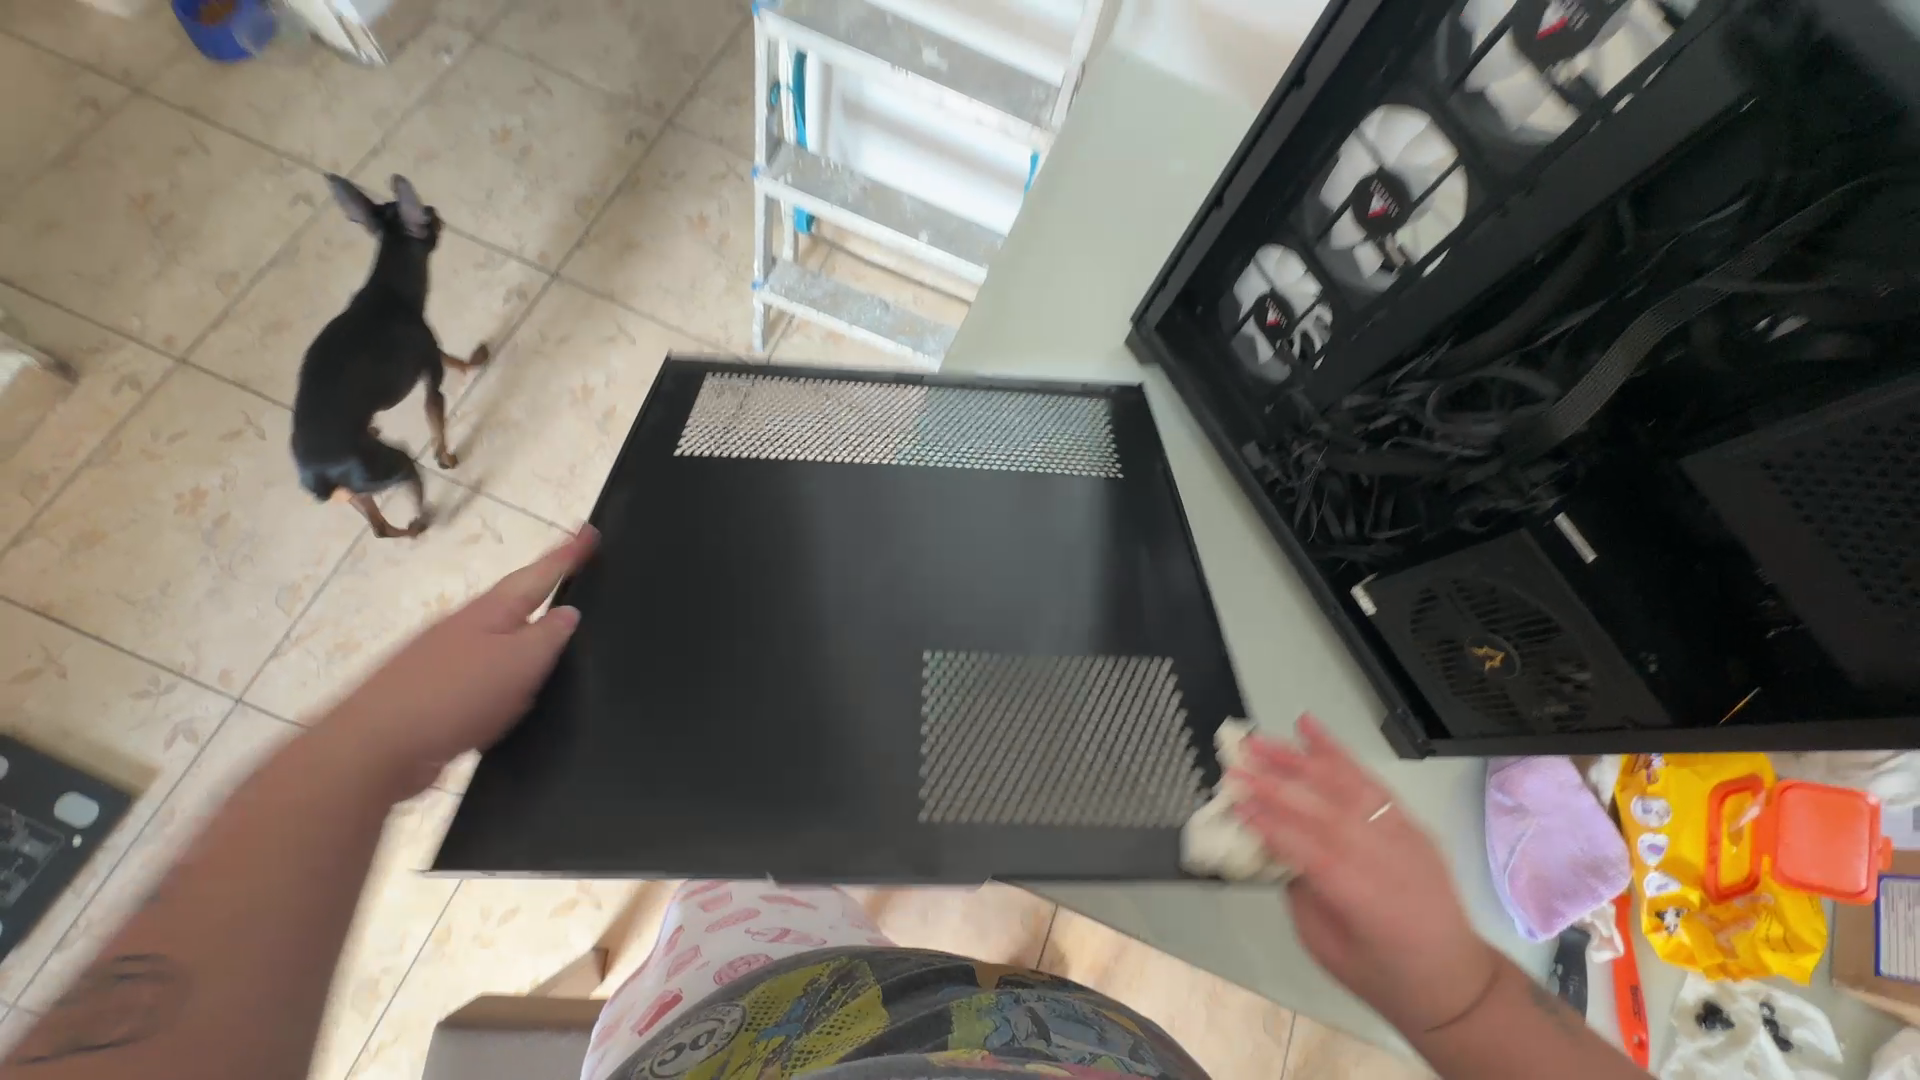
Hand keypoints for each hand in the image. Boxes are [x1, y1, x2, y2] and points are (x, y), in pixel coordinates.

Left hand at [322, 526, 597, 796]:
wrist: (372, 749)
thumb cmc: (453, 695)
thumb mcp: (519, 662)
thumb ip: (549, 635)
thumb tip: (569, 612)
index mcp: (491, 612)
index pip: (540, 574)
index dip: (568, 553)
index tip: (591, 529)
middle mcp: (467, 628)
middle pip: (515, 601)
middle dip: (545, 589)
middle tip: (576, 576)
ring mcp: (447, 661)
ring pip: (501, 640)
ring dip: (527, 635)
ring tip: (556, 643)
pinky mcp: (439, 696)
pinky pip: (487, 677)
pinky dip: (509, 677)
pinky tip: (517, 697)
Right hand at [1231, 714, 1498, 1033]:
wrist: (1454, 981)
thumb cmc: (1381, 974)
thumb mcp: (1325, 945)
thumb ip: (1299, 888)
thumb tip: (1271, 842)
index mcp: (1366, 901)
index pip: (1311, 851)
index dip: (1271, 825)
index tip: (1236, 803)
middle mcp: (1389, 861)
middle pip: (1326, 811)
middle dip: (1277, 785)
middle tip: (1237, 764)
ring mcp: (1404, 836)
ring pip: (1347, 786)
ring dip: (1299, 758)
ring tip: (1260, 739)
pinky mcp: (1409, 822)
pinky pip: (1370, 781)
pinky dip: (1337, 752)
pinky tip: (1308, 727)